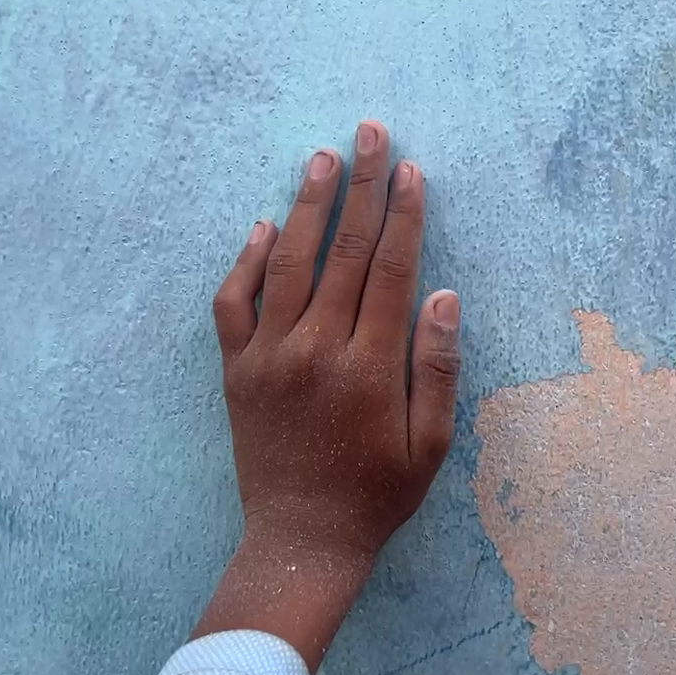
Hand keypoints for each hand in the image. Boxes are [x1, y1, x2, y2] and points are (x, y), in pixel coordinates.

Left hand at [192, 120, 461, 672]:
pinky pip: (232, 304)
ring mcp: (268, 357)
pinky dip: (245, 262)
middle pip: (345, 252)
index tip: (411, 169)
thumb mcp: (432, 444)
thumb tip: (443, 294)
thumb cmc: (378, 495)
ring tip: (322, 157)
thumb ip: (436, 367)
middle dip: (363, 186)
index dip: (404, 215)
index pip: (391, 270)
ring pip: (287, 263)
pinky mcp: (236, 371)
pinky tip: (262, 226)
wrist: (300, 542)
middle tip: (370, 132)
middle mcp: (316, 349)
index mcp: (371, 366)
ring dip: (308, 206)